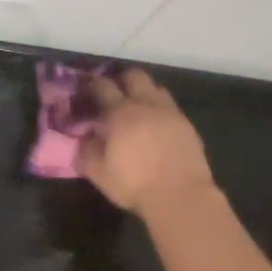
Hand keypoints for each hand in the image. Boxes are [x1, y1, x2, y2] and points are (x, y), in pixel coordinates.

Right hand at [75, 68, 216, 213]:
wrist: (179, 194)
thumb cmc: (133, 183)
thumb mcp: (97, 172)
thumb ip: (87, 150)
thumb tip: (86, 138)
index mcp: (120, 113)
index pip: (103, 87)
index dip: (91, 85)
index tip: (85, 90)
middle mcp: (147, 105)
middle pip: (135, 76)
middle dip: (121, 80)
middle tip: (112, 94)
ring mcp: (170, 112)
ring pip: (156, 88)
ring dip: (143, 92)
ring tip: (135, 110)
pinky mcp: (186, 124)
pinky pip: (169, 107)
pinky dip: (158, 110)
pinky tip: (153, 127)